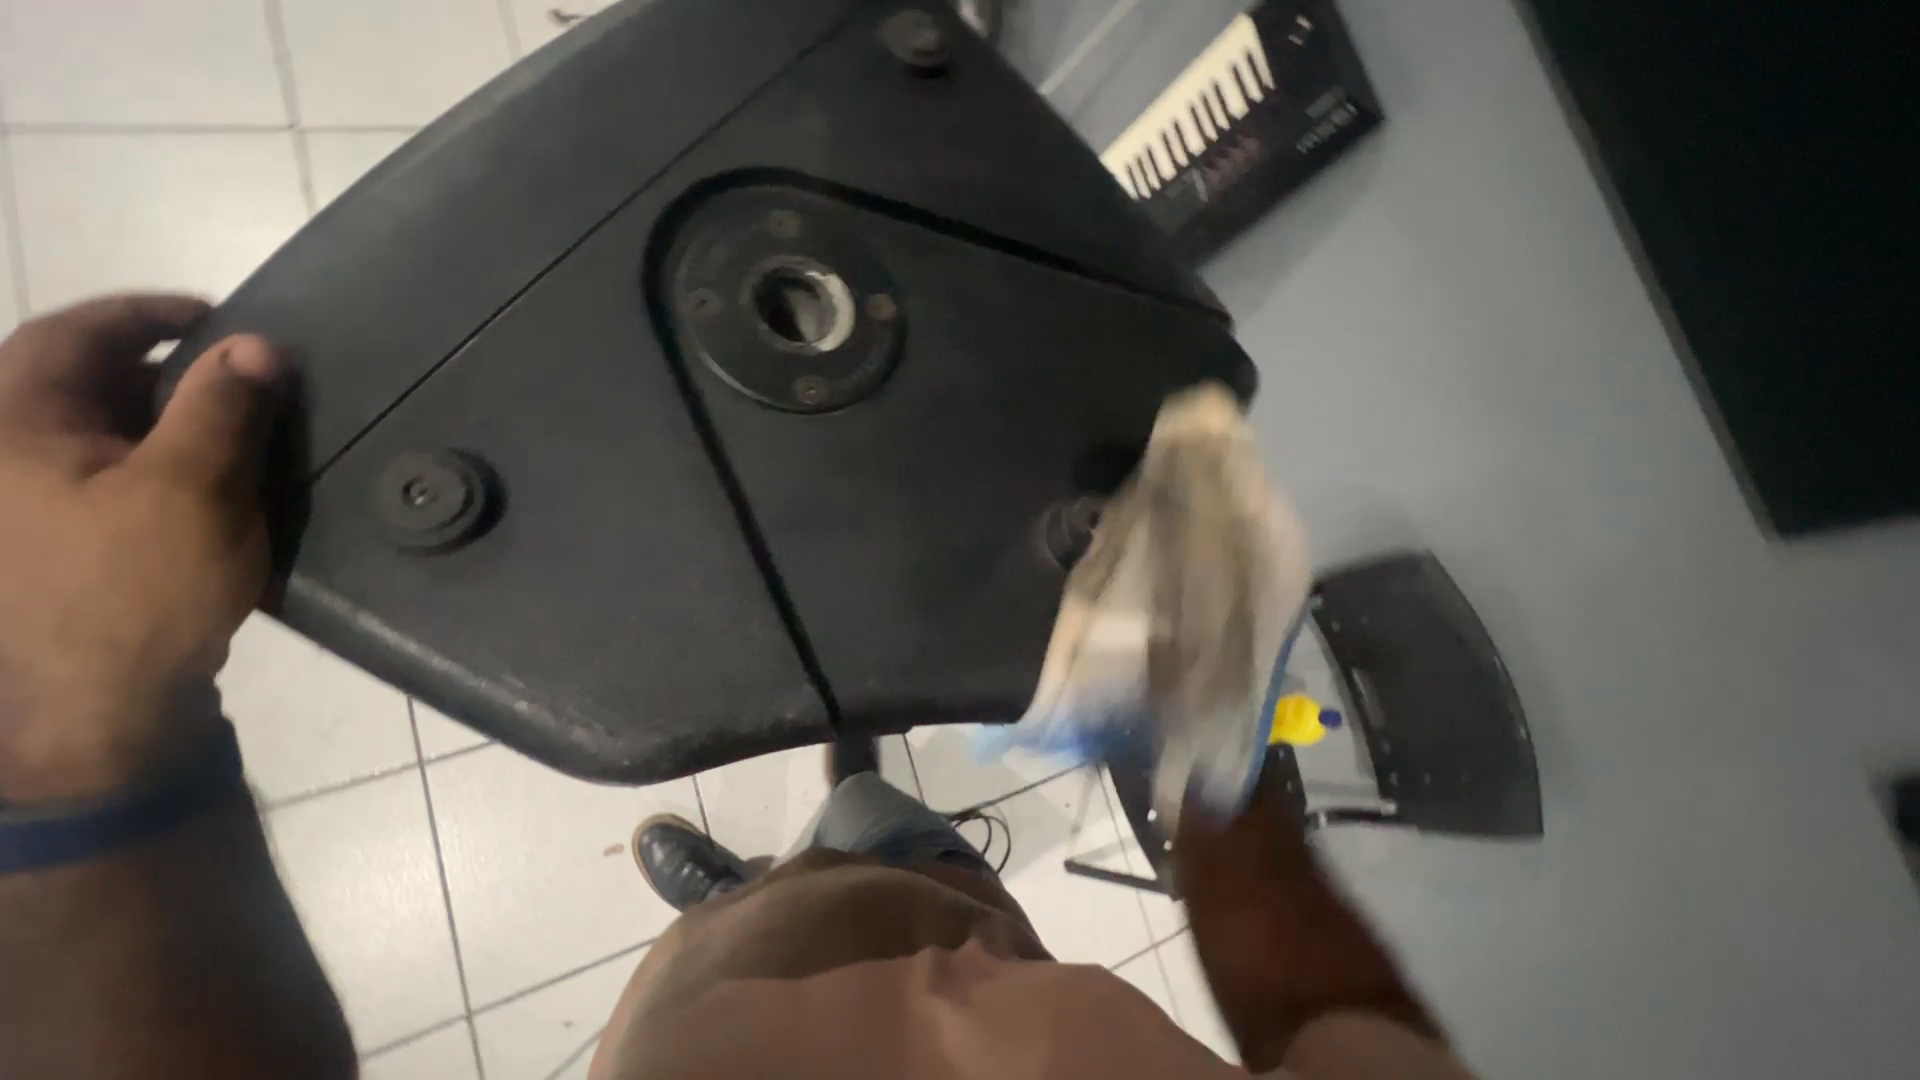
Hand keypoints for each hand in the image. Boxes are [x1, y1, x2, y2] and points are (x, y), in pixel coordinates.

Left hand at [0, 295, 282, 800]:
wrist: (99, 704)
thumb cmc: (139, 585)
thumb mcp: (194, 488)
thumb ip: (222, 409)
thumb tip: (255, 343)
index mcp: (12, 428)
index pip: (69, 334)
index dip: (143, 312)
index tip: (217, 314)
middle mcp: (1, 455)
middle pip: (73, 378)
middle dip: (156, 362)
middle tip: (233, 371)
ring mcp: (21, 503)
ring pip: (89, 428)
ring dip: (157, 412)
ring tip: (226, 423)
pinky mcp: (51, 541)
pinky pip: (98, 472)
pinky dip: (149, 456)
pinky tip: (197, 479)